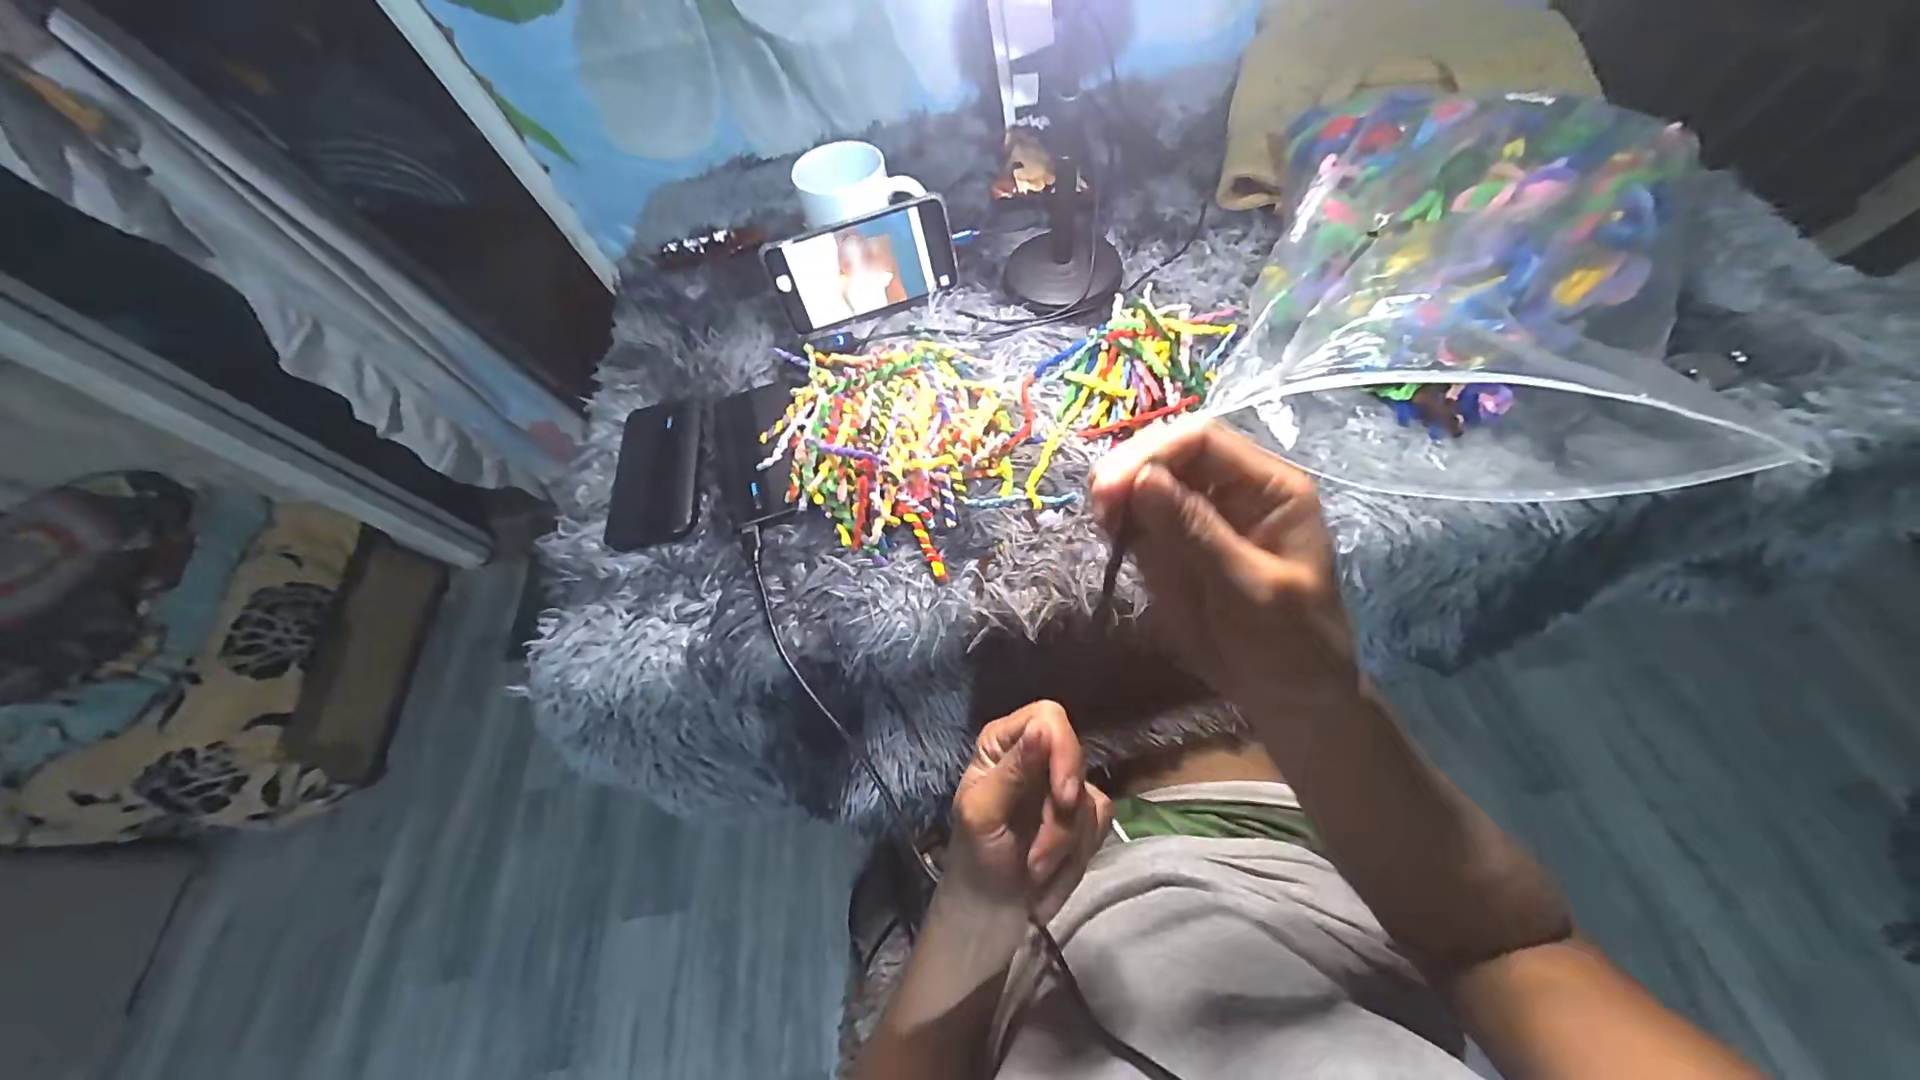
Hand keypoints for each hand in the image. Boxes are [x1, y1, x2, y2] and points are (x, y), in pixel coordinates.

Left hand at [946, 701, 1110, 924]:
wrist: (990, 908)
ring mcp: (1062, 783)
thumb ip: (1013, 770)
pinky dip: (1076, 860)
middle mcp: (1037, 754)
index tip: (1064, 798)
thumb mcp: (983, 812)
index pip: (1048, 717)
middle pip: (1076, 761)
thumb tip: (1042, 727)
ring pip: (1090, 802)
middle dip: (1060, 822)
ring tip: (1034, 875)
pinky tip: (1050, 881)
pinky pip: (1100, 826)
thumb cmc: (975, 854)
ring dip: (1064, 849)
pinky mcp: (1084, 814)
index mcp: (1004, 741)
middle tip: (1036, 862)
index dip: (1064, 750)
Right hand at [1088, 417, 1360, 716]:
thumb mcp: (1250, 588)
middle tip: (1099, 504)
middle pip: (1168, 452)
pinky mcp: (1171, 543)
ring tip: (1103, 522)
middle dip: (1128, 469)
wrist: (1286, 694)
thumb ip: (1196, 532)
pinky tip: (1110, 534)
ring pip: (1145, 480)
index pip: (1202, 441)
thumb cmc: (1289, 642)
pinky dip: (1117, 520)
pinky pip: (1137, 517)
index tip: (1112, 488)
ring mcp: (1197, 515)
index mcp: (1268, 486)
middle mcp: (1230, 489)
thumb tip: (1140, 480)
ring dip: (1117, 493)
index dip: (1153, 454)